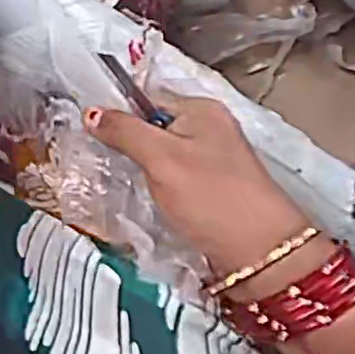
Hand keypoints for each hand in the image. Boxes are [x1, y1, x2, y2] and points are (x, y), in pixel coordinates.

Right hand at [83, 93, 313, 278]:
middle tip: (111, 166)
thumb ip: (125, 131)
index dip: (120, 115)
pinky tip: (153, 203)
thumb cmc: (211, 198)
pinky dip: (161, 188)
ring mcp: (214, 159)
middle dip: (131, 146)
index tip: (94, 135)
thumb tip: (91, 112)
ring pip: (163, 155)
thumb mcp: (160, 159)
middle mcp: (210, 128)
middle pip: (154, 127)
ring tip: (131, 187)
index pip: (147, 98)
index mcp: (201, 109)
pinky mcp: (213, 188)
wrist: (262, 255)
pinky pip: (175, 177)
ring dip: (145, 170)